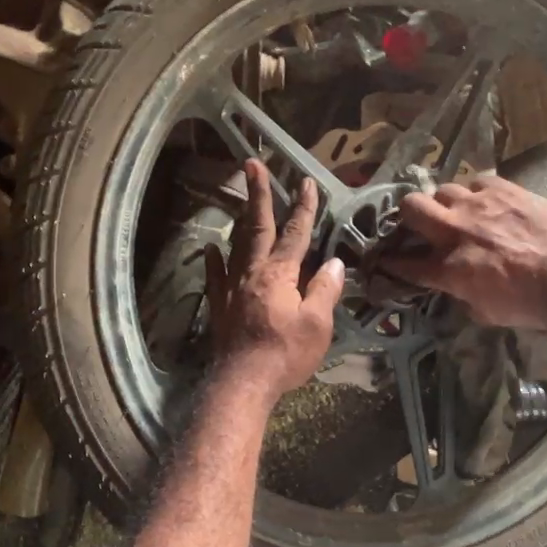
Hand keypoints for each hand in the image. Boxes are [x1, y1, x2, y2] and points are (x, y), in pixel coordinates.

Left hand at [205, 160, 346, 399]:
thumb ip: (324, 290)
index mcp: (279, 273)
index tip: (307, 182)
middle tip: (252, 164)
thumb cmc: (285, 354)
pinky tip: (212, 248)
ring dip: (241, 219)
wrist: (242, 383)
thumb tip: (334, 262)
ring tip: (242, 201)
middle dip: (258, 193)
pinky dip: (215, 258)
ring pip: (236, 244)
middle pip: (257, 225)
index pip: (295, 233)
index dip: (303, 207)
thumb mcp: (317, 324)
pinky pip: (215, 274)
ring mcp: (231, 287)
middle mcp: (252, 271)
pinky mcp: (219, 305)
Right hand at [381, 176, 546, 328]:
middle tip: (421, 223)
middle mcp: (454, 232)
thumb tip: (455, 285)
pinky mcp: (503, 188)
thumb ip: (461, 294)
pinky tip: (489, 204)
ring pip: (443, 190)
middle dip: (409, 215)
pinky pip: (477, 181)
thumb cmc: (531, 304)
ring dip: (447, 203)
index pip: (404, 262)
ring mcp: (478, 206)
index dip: (391, 261)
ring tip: (460, 211)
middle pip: (410, 207)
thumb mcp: (487, 312)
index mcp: (448, 269)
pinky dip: (478, 193)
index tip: (387, 259)